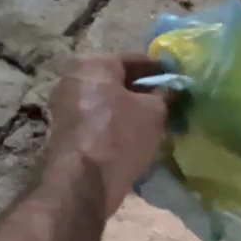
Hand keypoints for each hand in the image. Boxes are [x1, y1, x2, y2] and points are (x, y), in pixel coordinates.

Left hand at [43, 54, 168, 216]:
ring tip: (151, 123)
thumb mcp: (154, 113)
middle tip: (165, 103)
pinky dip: (114, 126)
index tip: (175, 79)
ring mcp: (65, 105)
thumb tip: (170, 90)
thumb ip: (164, 97)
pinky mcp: (65, 131)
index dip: (158, 70)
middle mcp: (74, 77)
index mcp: (94, 63)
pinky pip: (97, 121)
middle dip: (141, 91)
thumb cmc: (120, 136)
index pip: (134, 60)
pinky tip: (132, 138)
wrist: (83, 180)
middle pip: (116, 81)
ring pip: (106, 102)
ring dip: (127, 110)